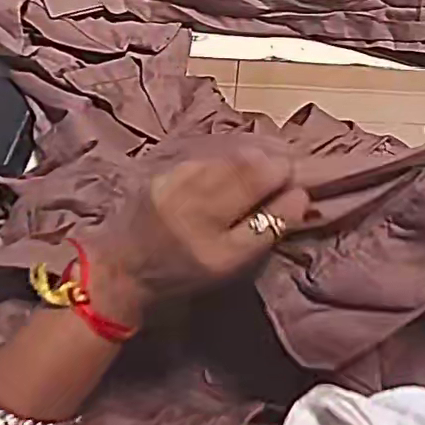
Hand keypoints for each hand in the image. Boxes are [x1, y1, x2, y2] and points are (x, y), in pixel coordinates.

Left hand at [87, 143, 311, 327]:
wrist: (123, 268)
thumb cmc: (184, 272)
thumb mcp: (231, 263)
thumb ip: (268, 228)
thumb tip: (301, 195)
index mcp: (213, 226)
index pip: (264, 180)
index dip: (286, 177)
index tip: (295, 185)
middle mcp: (194, 195)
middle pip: (249, 161)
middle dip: (273, 163)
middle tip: (283, 174)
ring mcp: (177, 177)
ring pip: (229, 153)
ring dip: (253, 156)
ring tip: (263, 169)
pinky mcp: (164, 167)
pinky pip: (210, 154)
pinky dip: (229, 157)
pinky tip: (234, 166)